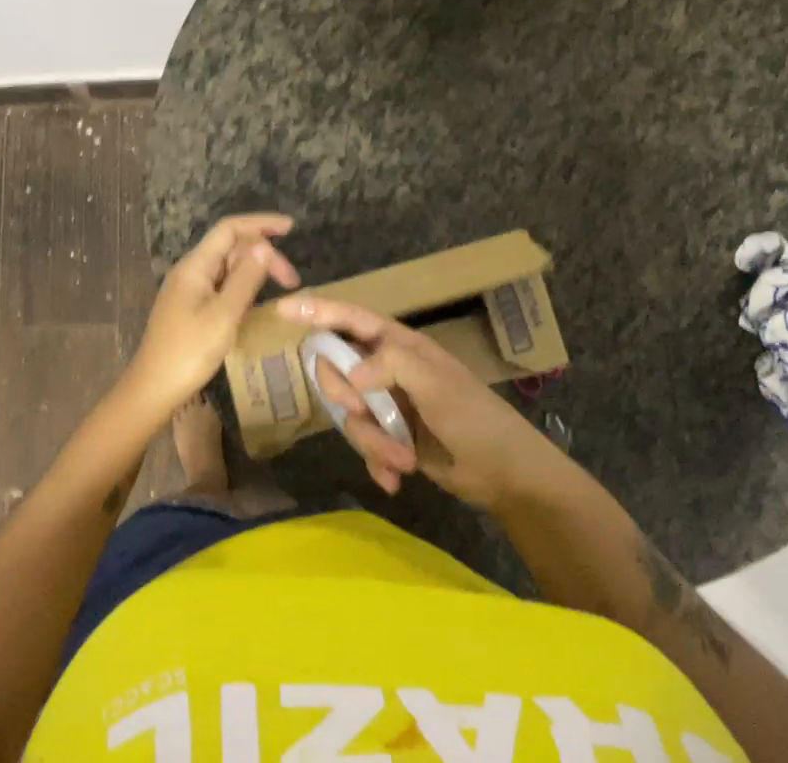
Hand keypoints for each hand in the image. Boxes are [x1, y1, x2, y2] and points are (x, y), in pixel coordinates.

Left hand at [125, 214, 300, 418]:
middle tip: (292, 280)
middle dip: (263, 254)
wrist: (155, 387)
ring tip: (282, 287)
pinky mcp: (192, 308)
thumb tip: (264, 247)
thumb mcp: (224, 315)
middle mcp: (190, 272)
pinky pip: (222, 287)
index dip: (260, 224)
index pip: (229, 229)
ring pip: (227, 268)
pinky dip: (243, 288)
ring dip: (255, 271)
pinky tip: (257, 302)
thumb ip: (245, 279)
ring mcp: (190, 291)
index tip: (291, 228)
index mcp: (194, 267)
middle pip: (230, 247)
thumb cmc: (189, 351)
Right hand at [276, 296, 554, 508]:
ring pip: (348, 415)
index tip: (283, 310)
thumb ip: (391, 365)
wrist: (504, 474)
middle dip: (343, 396)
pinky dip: (376, 461)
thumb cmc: (475, 419)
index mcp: (400, 346)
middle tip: (360, 409)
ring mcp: (388, 404)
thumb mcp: (436, 384)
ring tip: (402, 459)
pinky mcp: (390, 438)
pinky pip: (362, 444)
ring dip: (371, 441)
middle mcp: (388, 370)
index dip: (318, 312)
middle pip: (336, 370)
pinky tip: (395, 477)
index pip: (351, 319)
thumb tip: (350, 374)